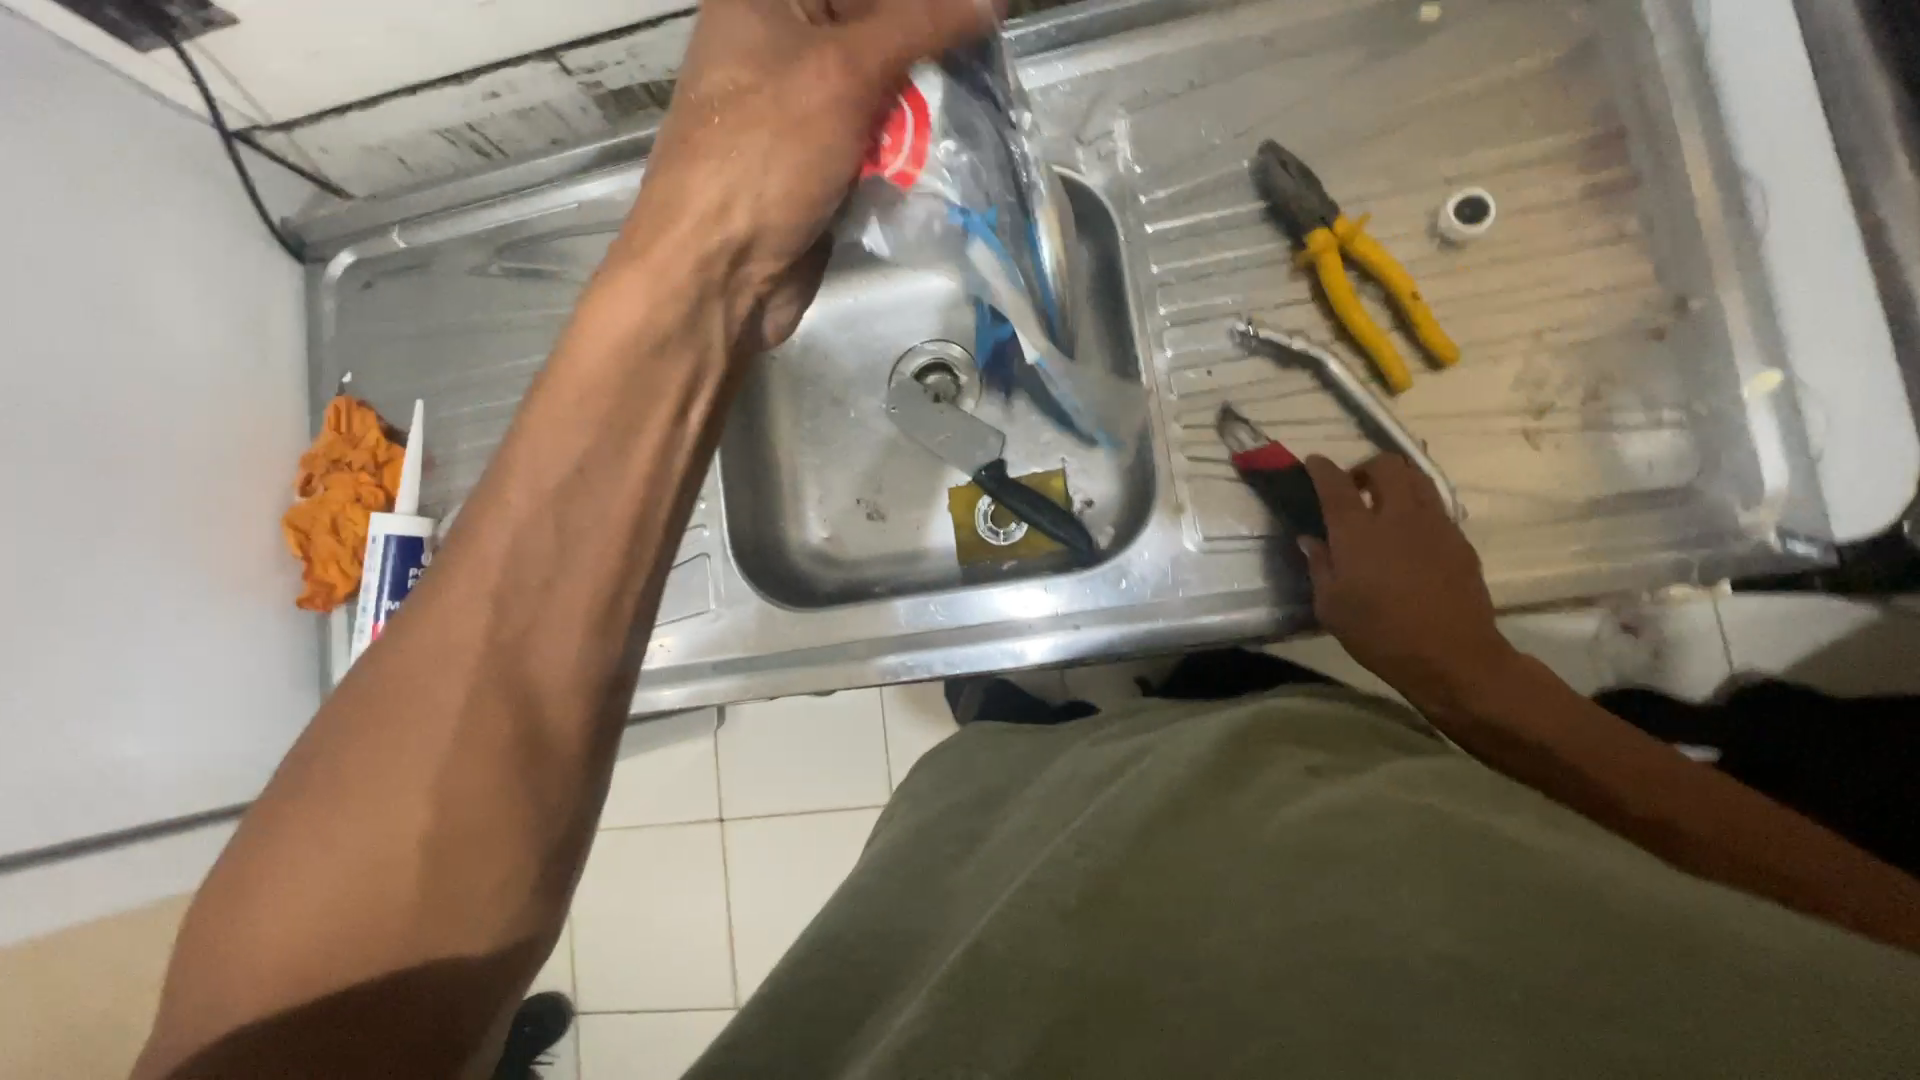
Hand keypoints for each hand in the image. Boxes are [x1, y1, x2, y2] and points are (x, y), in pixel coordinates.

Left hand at [610, 0, 996, 353]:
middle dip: (928, 46)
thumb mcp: (843, 71)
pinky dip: (908, 147)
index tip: (984, 10)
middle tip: (984, 55)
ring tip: (977, 101)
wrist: (721, 272)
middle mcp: (780, 47)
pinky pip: (875, 143)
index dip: (924, 2)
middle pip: (874, 29)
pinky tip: (946, 148)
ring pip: (881, 90)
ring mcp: (800, 114)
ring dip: (924, 102)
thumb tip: (990, 0)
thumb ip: (920, 25)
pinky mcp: (819, 168)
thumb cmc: (766, 152)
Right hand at [1300, 453, 1521, 711]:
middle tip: (1354, 487)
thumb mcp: (1330, 606)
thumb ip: (1319, 565)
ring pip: (1417, 477)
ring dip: (1396, 479)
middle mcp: (1397, 516)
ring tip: (1384, 501)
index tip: (1314, 463)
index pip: (1335, 483)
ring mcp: (1434, 524)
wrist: (1452, 656)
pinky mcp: (1459, 539)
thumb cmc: (1379, 634)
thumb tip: (1311, 539)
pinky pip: (1435, 505)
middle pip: (1386, 465)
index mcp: (1357, 531)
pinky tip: (1408, 532)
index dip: (1321, 468)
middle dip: (1365, 466)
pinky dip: (1417, 505)